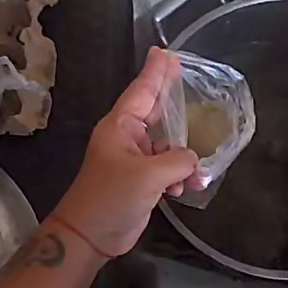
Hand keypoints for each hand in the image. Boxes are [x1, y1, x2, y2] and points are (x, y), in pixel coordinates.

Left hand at [52, 48, 199, 256]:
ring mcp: (134, 160)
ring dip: (184, 156)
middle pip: (155, 112)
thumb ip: (177, 161)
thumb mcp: (148, 176)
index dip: (155, 72)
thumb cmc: (111, 198)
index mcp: (121, 127)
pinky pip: (167, 169)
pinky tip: (187, 188)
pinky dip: (179, 176)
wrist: (90, 235)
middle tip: (185, 73)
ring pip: (167, 146)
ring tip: (196, 172)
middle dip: (172, 98)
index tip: (165, 51)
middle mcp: (127, 138)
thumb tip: (193, 161)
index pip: (142, 91)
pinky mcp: (140, 181)